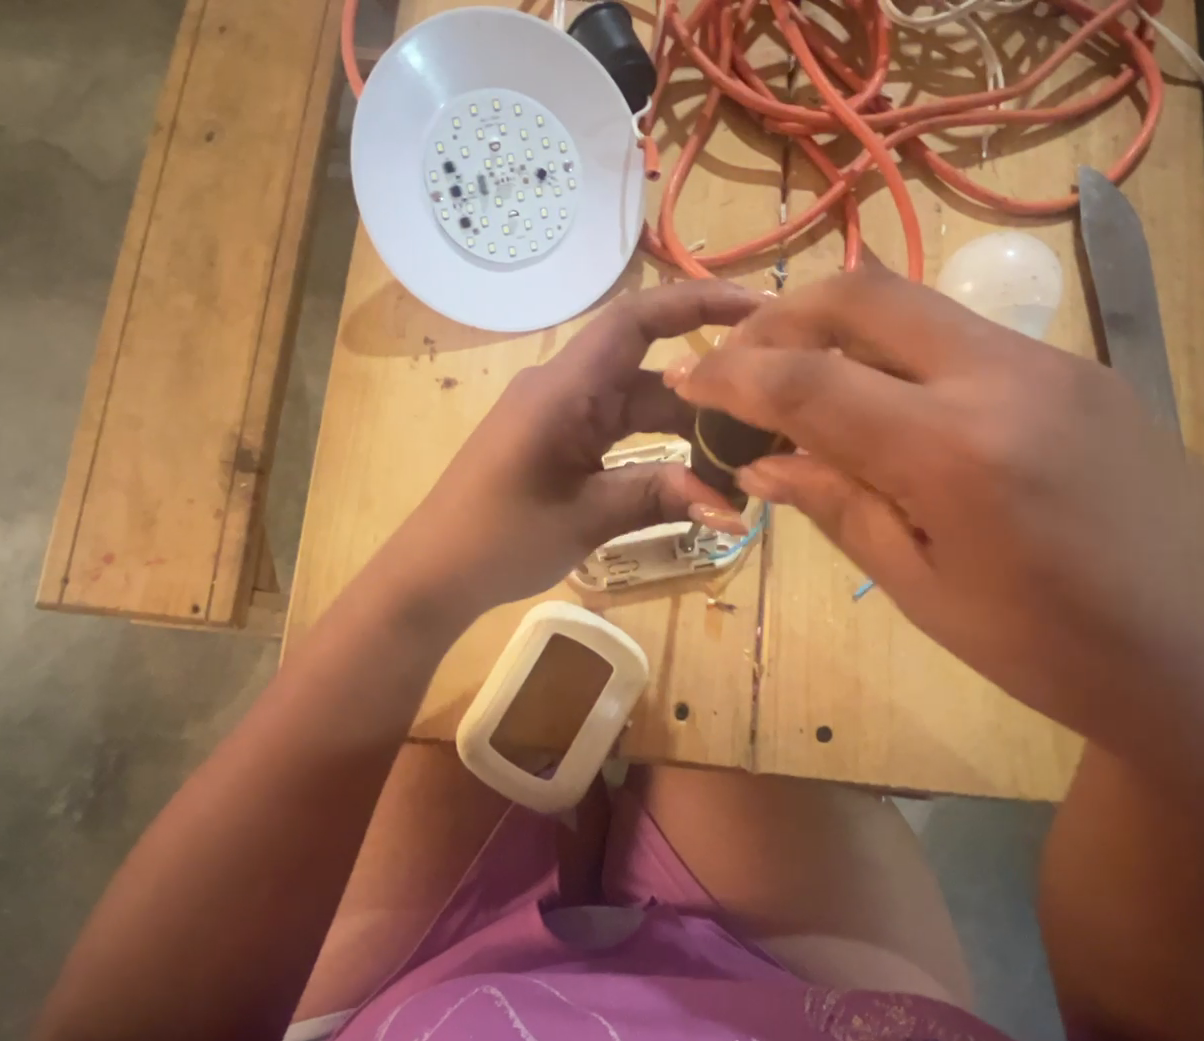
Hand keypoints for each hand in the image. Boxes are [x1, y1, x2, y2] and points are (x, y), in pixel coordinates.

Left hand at [379, 280, 760, 623]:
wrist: (432, 574)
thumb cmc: (497, 538)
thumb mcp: (585, 518)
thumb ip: (658, 498)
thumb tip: (732, 505)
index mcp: (564, 390)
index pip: (636, 320)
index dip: (697, 303)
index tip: (758, 310)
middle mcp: (565, 391)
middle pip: (650, 371)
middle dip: (709, 388)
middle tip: (770, 411)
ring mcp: (562, 418)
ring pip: (639, 406)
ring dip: (687, 428)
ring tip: (745, 454)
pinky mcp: (560, 445)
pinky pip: (620, 433)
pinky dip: (657, 451)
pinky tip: (696, 475)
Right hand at [665, 267, 1203, 799]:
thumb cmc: (1049, 651)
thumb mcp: (922, 588)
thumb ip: (836, 505)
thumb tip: (761, 464)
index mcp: (955, 451)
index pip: (810, 382)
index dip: (733, 376)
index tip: (686, 380)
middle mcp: (1003, 377)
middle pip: (863, 296)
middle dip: (781, 318)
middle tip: (738, 361)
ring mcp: (1052, 362)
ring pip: (916, 304)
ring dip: (839, 326)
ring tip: (798, 378)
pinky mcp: (1079, 368)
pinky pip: (964, 334)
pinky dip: (898, 350)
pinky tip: (883, 402)